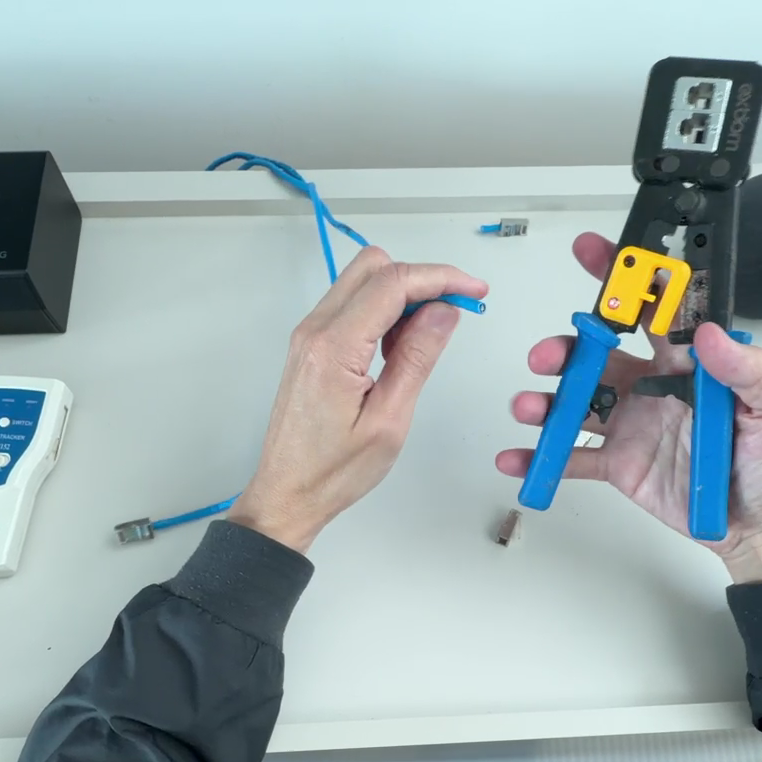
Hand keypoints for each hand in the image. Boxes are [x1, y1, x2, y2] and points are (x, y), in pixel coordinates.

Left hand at [229, 247, 488, 552]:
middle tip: (451, 315)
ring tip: (422, 344)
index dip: (440, 278)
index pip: (393, 283)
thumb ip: (416, 359)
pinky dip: (381, 313)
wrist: (287, 494)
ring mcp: (308, 336)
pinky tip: (397, 350)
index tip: (474, 292)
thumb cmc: (334, 471)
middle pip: (373, 267)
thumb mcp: (388, 421)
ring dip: (401, 297)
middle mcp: (314, 330)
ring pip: (362, 282)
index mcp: (334, 348)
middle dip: (420, 280)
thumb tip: (444, 312)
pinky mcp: (310, 347)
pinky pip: (351, 307)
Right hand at [495, 233, 761, 583]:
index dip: (624, 278)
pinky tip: (517, 457)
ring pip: (578, 402)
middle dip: (568, 348)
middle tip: (547, 355)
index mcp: (692, 364)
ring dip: (547, 400)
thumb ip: (750, 372)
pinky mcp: (619, 464)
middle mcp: (654, 387)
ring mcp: (632, 425)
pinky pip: (574, 457)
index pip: (655, 310)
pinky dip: (542, 457)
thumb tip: (711, 335)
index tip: (595, 255)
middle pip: (599, 354)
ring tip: (527, 406)